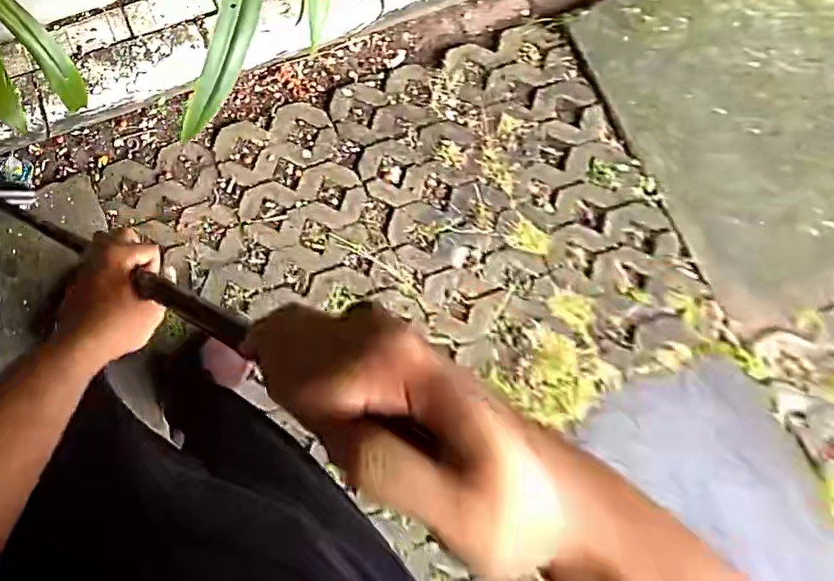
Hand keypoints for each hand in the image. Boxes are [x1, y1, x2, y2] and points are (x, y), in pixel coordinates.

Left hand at [49, 229, 164, 371]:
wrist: (80, 344)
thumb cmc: (115, 327)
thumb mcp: (151, 313)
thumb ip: (162, 289)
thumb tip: (166, 274)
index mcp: (117, 253)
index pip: (149, 248)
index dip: (156, 269)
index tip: (151, 286)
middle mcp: (99, 252)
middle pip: (125, 236)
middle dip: (138, 252)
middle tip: (142, 276)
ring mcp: (86, 263)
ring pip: (107, 246)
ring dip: (120, 258)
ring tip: (128, 281)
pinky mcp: (78, 277)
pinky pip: (97, 264)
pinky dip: (107, 271)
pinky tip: (112, 293)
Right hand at [248, 303, 566, 578]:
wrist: (546, 487)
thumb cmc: (506, 503)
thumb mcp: (458, 514)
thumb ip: (382, 466)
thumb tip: (329, 426)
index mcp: (392, 355)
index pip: (301, 378)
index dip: (319, 425)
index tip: (353, 453)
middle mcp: (371, 322)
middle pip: (287, 346)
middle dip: (302, 398)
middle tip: (356, 443)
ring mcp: (365, 320)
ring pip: (287, 338)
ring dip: (299, 387)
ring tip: (354, 428)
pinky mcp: (362, 330)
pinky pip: (298, 337)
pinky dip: (297, 370)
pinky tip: (336, 405)